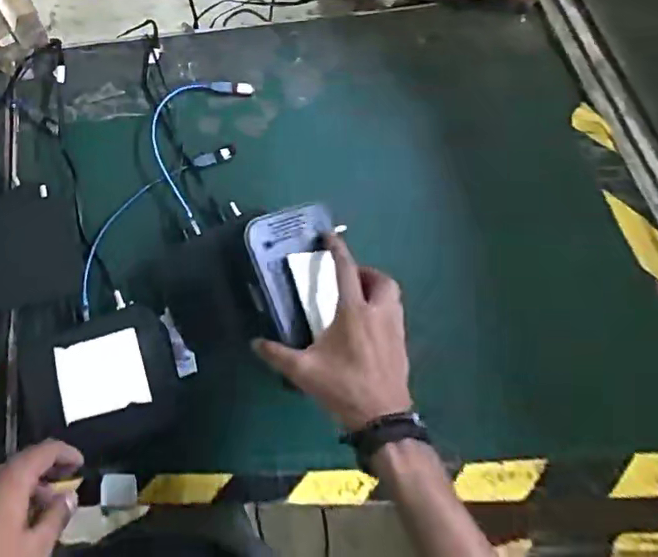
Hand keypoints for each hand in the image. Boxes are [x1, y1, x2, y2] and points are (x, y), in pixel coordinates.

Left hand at [0, 439, 83, 556]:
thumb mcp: (36, 548)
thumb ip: (55, 518)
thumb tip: (70, 496)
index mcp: (10, 480)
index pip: (41, 451)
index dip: (63, 452)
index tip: (81, 462)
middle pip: (27, 459)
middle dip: (51, 464)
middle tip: (74, 475)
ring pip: (15, 474)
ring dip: (37, 480)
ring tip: (57, 501)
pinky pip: (3, 487)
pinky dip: (22, 491)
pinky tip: (33, 512)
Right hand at [252, 232, 412, 430]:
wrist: (384, 421)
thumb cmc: (343, 388)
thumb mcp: (303, 371)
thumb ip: (277, 353)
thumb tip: (254, 343)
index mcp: (354, 312)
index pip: (347, 270)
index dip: (338, 250)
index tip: (330, 236)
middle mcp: (378, 315)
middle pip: (383, 281)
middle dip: (367, 272)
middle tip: (348, 277)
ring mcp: (394, 332)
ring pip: (393, 298)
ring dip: (377, 291)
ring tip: (356, 299)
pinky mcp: (402, 348)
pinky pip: (395, 317)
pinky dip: (382, 311)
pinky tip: (365, 327)